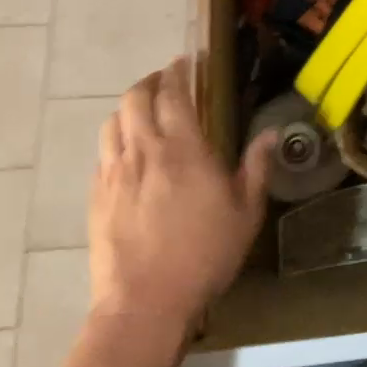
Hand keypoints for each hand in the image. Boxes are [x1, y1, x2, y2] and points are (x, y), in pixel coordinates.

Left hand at [88, 57, 277, 331]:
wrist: (145, 304)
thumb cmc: (204, 256)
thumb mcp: (245, 213)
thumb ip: (256, 168)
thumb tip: (270, 134)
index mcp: (183, 149)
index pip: (174, 93)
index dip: (178, 72)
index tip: (185, 62)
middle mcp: (145, 151)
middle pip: (135, 98)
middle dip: (150, 82)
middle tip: (165, 81)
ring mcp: (115, 173)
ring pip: (113, 122)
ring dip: (128, 109)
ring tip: (142, 113)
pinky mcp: (96, 197)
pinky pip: (102, 154)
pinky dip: (115, 141)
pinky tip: (126, 154)